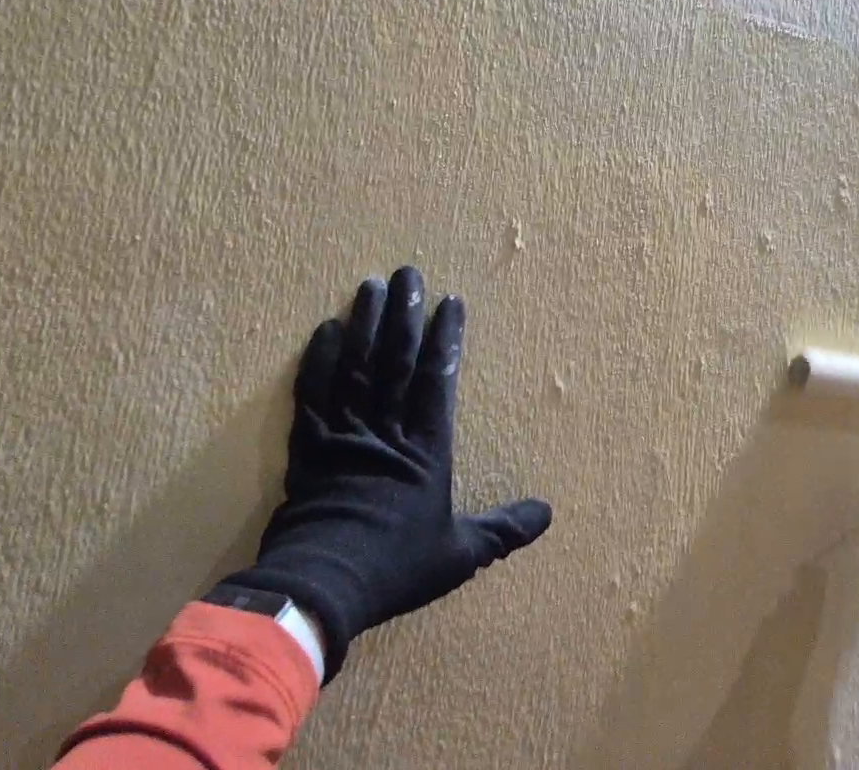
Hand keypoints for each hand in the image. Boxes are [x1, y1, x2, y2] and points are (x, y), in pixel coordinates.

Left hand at [218, 267, 552, 682]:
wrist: (322, 587)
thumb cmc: (396, 566)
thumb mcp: (460, 554)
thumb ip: (503, 529)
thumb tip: (548, 514)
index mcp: (426, 448)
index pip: (437, 379)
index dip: (445, 339)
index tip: (450, 302)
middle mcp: (386, 429)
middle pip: (396, 360)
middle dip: (404, 314)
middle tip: (408, 273)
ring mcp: (344, 433)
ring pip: (356, 366)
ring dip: (365, 324)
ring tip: (370, 286)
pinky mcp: (309, 445)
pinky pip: (314, 393)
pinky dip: (319, 360)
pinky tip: (327, 330)